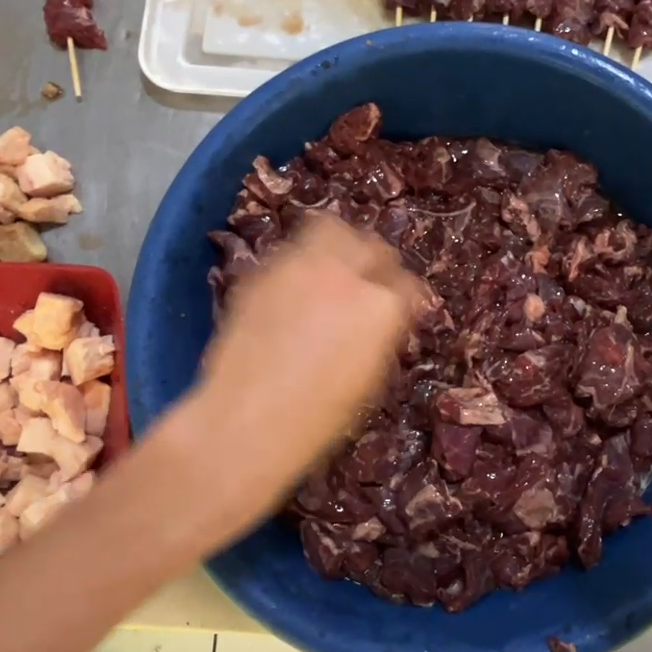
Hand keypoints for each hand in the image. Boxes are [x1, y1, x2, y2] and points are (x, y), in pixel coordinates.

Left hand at [179, 214, 417, 528]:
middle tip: (369, 283)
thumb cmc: (315, 421)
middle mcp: (347, 275)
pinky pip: (292, 249)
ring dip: (341, 246)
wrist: (243, 421)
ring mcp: (301, 266)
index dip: (404, 297)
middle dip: (377, 263)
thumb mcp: (368, 382)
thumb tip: (381, 323)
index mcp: (383, 308)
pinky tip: (298, 284)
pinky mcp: (263, 270)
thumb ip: (380, 339)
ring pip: (332, 230)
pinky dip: (303, 259)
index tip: (399, 307)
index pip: (407, 284)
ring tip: (335, 268)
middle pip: (374, 246)